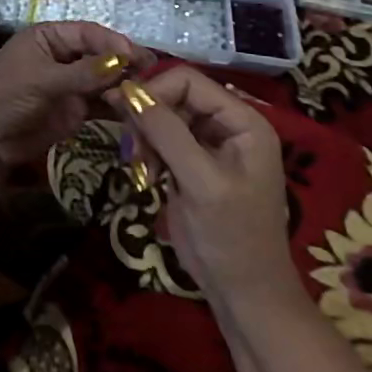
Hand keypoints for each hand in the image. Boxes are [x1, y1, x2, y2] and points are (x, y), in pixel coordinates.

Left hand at [0, 22, 148, 170]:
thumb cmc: (3, 96)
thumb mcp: (41, 80)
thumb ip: (82, 73)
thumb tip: (122, 62)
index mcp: (47, 37)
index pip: (88, 33)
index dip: (113, 43)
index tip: (137, 56)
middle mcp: (62, 56)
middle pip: (102, 55)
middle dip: (126, 64)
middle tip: (156, 76)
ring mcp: (70, 84)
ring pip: (106, 80)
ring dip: (126, 86)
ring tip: (152, 95)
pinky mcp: (75, 110)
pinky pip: (102, 104)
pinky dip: (119, 106)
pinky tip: (139, 111)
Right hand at [113, 65, 295, 302]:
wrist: (241, 290)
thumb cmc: (231, 236)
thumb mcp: (200, 181)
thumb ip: (167, 132)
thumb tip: (127, 90)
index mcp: (244, 122)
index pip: (189, 81)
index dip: (155, 91)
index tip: (127, 116)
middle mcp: (227, 127)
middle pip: (172, 96)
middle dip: (147, 118)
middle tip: (134, 150)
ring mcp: (207, 146)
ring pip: (160, 117)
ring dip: (143, 138)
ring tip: (141, 168)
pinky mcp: (189, 164)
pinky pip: (158, 140)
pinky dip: (145, 152)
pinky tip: (144, 176)